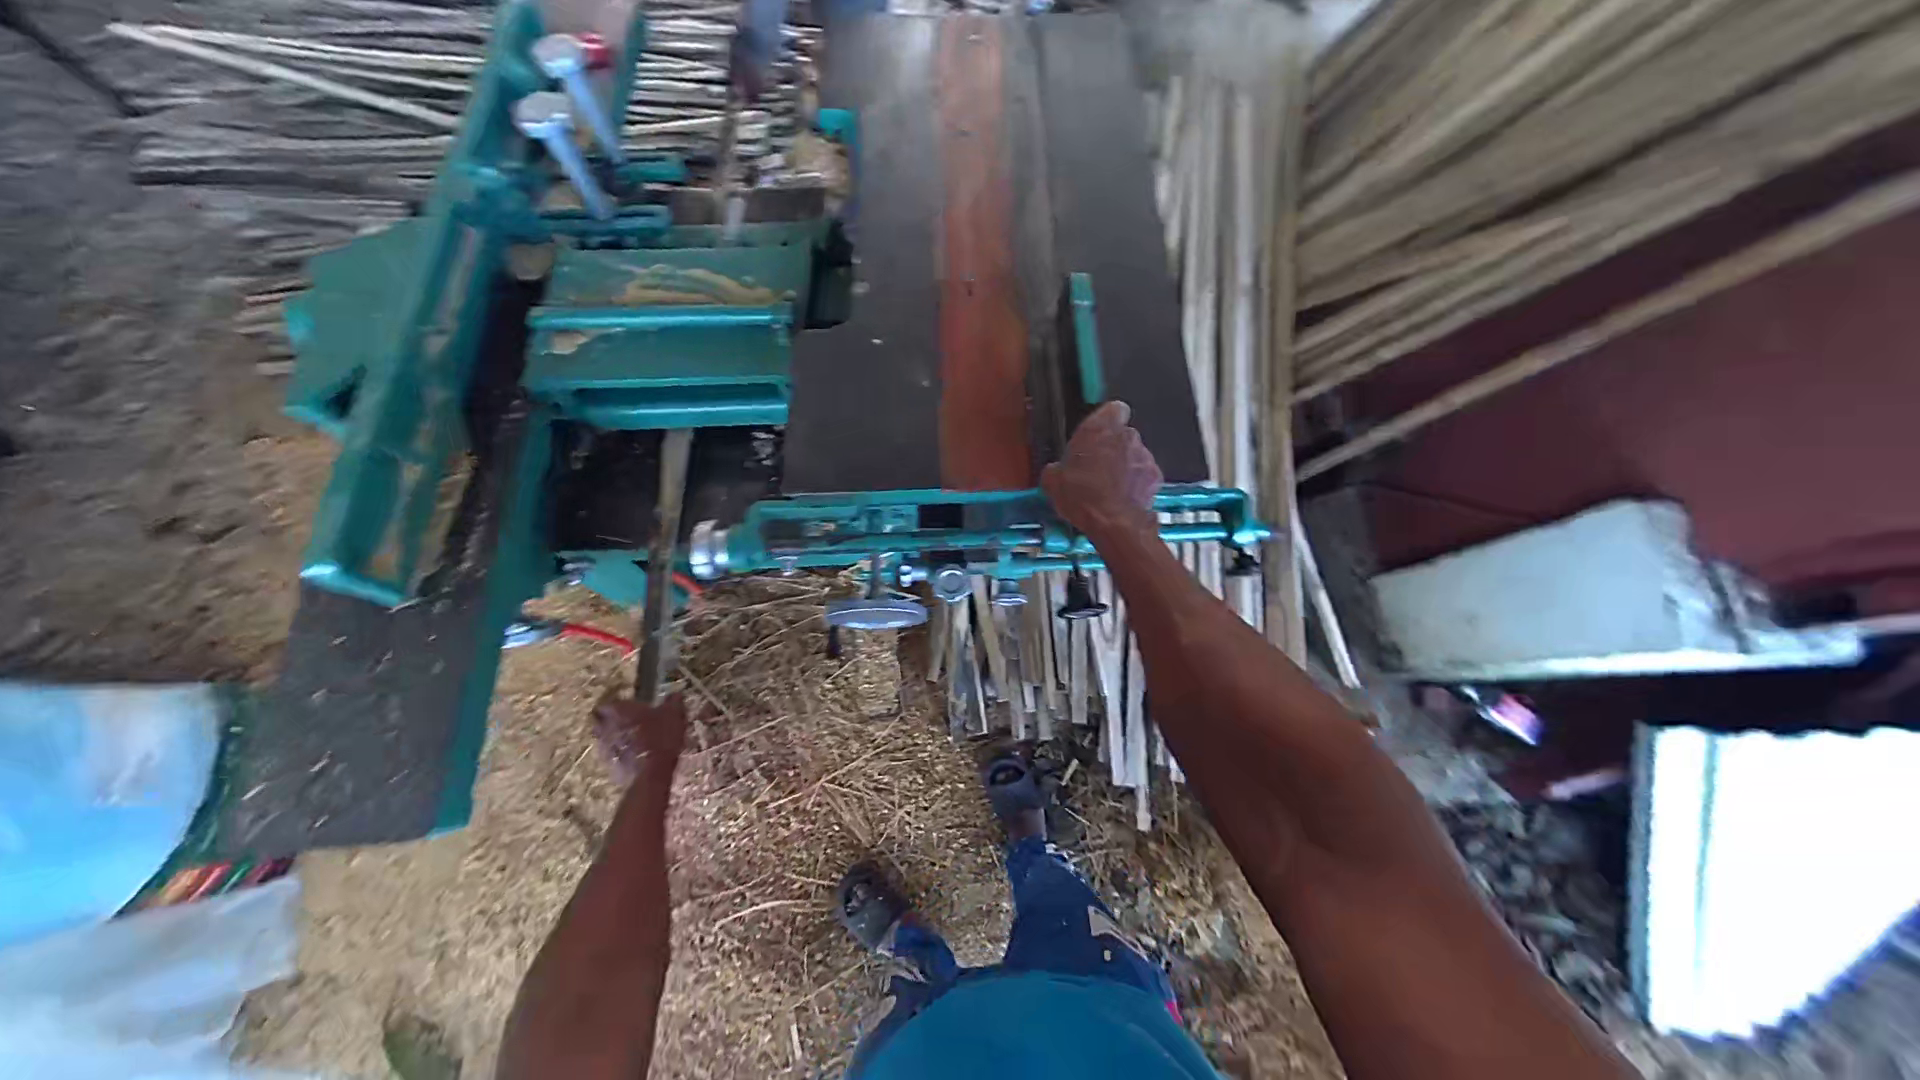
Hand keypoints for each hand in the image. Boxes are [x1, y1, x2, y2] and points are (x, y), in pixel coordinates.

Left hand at [593, 692, 688, 787]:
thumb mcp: (673, 715)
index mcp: (619, 711)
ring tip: (632, 740)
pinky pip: (612, 756)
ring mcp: (605, 749)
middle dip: (610, 721)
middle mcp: (606, 728)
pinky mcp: (609, 766)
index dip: (615, 704)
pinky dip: (620, 754)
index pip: (606, 704)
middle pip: (600, 722)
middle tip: (626, 722)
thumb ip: (672, 702)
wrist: (651, 774)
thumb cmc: (660, 737)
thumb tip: (676, 694)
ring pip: (604, 740)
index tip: (625, 706)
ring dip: (615, 738)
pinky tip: (634, 756)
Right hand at [1041, 401, 1162, 540]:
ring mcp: (1145, 455)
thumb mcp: (1053, 482)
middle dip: (1114, 447)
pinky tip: (1123, 498)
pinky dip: (1137, 484)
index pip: (1113, 409)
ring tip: (1110, 488)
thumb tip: (1057, 471)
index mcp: (1099, 427)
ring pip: (1135, 455)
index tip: (1097, 435)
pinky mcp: (1157, 476)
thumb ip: (1057, 468)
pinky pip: (1144, 475)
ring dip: (1126, 466)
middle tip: (1097, 467)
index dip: (1107, 421)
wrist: (1112, 522)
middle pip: (1123, 434)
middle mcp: (1126, 435)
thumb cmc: (1080, 495)